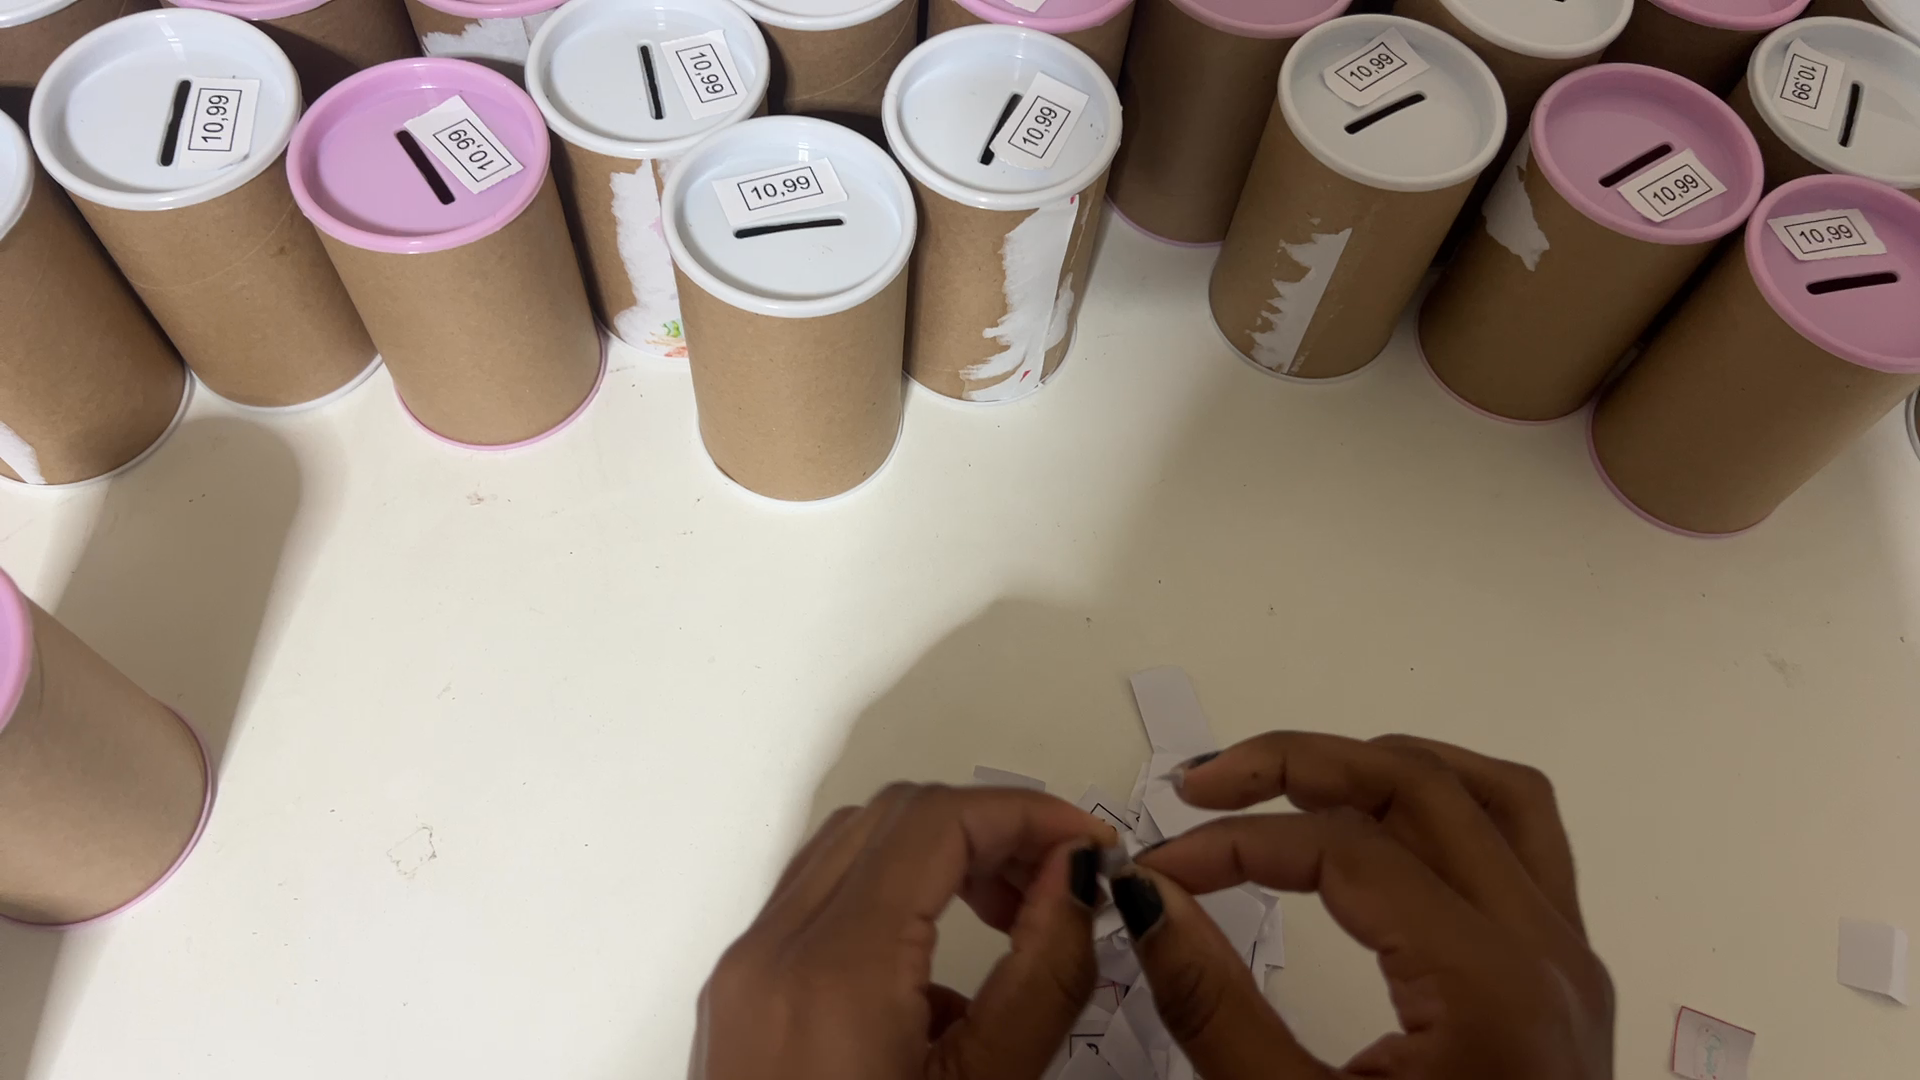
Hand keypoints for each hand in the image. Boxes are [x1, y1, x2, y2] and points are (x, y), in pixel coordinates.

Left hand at [693, 784, 1116, 1079]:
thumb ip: (1043, 971)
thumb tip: (1075, 874)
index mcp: (832, 972)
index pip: (936, 822)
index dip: (1023, 812)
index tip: (1089, 844)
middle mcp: (772, 947)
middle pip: (894, 815)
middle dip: (988, 827)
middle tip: (1057, 879)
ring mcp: (745, 962)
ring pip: (855, 841)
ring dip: (940, 850)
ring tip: (1009, 910)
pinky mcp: (740, 986)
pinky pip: (825, 892)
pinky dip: (894, 888)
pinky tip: (939, 971)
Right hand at [1117, 732, 1612, 1079]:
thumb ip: (1212, 1003)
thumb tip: (1144, 891)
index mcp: (1490, 992)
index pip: (1342, 849)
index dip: (1233, 843)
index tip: (1159, 869)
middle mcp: (1547, 950)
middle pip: (1413, 783)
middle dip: (1291, 762)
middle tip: (1199, 785)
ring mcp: (1567, 953)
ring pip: (1480, 788)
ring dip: (1367, 763)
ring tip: (1279, 781)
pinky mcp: (1559, 966)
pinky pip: (1514, 828)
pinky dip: (1433, 792)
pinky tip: (1369, 813)